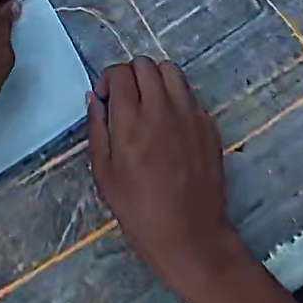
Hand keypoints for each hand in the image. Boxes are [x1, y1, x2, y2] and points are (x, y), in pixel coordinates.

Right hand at [88, 57, 244, 294]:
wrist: (192, 238)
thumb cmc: (139, 211)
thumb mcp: (104, 174)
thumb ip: (97, 129)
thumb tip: (94, 98)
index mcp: (131, 120)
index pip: (120, 72)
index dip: (108, 81)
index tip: (107, 101)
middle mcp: (161, 109)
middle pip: (144, 64)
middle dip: (130, 76)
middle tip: (126, 101)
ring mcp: (189, 115)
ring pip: (170, 70)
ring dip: (155, 79)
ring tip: (149, 103)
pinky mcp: (208, 125)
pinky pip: (189, 93)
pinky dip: (175, 96)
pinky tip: (170, 121)